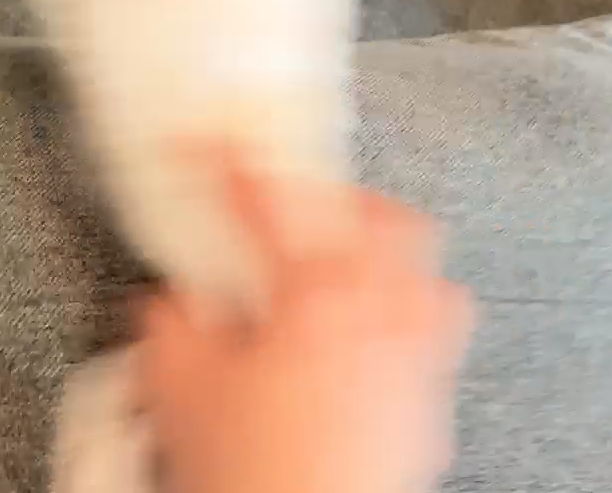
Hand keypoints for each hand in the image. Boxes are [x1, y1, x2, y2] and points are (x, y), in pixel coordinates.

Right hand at [136, 164, 473, 492]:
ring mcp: (414, 373)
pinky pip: (436, 343)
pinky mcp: (426, 417)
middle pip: (393, 224)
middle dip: (343, 197)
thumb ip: (175, 317)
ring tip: (345, 257)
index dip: (233, 166)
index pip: (270, 204)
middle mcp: (379, 327)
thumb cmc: (251, 471)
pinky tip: (362, 333)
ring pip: (434, 283)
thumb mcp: (174, 376)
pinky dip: (401, 318)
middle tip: (301, 196)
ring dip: (388, 259)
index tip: (216, 151)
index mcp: (314, 301)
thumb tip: (180, 302)